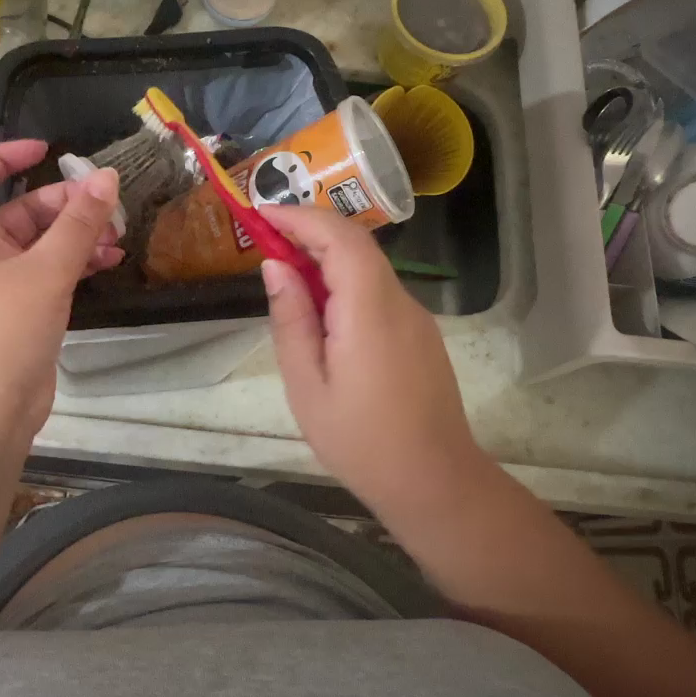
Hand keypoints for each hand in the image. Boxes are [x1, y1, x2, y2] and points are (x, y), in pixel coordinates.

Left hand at [0, 140, 121, 450]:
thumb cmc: (3, 334)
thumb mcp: (45, 273)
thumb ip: (78, 225)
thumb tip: (106, 177)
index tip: (43, 149)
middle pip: (17, 212)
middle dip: (61, 202)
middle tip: (104, 202)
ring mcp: (2, 289)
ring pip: (40, 246)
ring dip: (76, 236)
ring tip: (117, 235)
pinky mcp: (23, 317)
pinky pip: (50, 276)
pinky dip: (77, 266)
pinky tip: (110, 262)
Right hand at [258, 205, 486, 514]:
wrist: (434, 482)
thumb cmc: (361, 441)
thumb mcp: (307, 385)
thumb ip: (291, 320)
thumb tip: (275, 267)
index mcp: (370, 311)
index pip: (340, 239)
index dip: (300, 217)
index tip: (261, 214)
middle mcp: (400, 303)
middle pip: (357, 247)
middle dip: (309, 233)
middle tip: (264, 242)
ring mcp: (416, 318)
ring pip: (368, 269)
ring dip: (326, 261)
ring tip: (285, 282)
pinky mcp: (421, 335)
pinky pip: (379, 294)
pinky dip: (345, 286)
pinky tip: (322, 316)